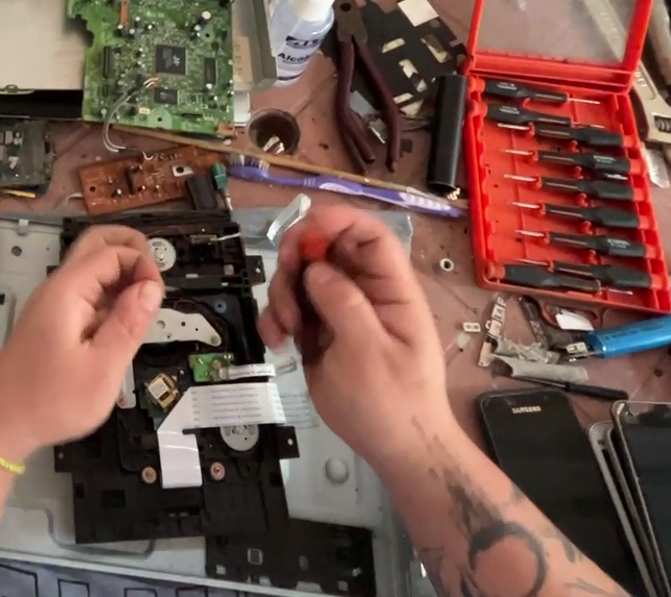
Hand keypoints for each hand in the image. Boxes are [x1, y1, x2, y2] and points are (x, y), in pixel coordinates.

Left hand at [0, 226, 163, 462]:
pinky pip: (86, 292)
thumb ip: (128, 324)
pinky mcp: (53, 319)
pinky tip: (122, 322)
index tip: (157, 296)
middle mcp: (59, 287)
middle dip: (130, 249)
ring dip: (120, 273)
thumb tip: (152, 286)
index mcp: (68, 290)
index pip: (112, 251)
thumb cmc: (50, 401)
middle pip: (96, 244)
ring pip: (91, 267)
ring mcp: (54, 302)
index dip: (141, 264)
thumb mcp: (101, 370)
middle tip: (155, 277)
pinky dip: (109, 295)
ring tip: (143, 305)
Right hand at [257, 205, 451, 459]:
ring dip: (282, 294)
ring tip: (286, 329)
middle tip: (286, 285)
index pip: (369, 234)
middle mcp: (363, 289)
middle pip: (323, 247)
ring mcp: (337, 307)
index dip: (337, 221)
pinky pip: (287, 305)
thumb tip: (316, 269)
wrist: (394, 450)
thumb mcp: (372, 355)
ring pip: (298, 275)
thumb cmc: (395, 404)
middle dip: (296, 259)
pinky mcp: (316, 328)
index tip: (302, 232)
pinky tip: (277, 341)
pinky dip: (274, 318)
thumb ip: (345, 306)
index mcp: (391, 289)